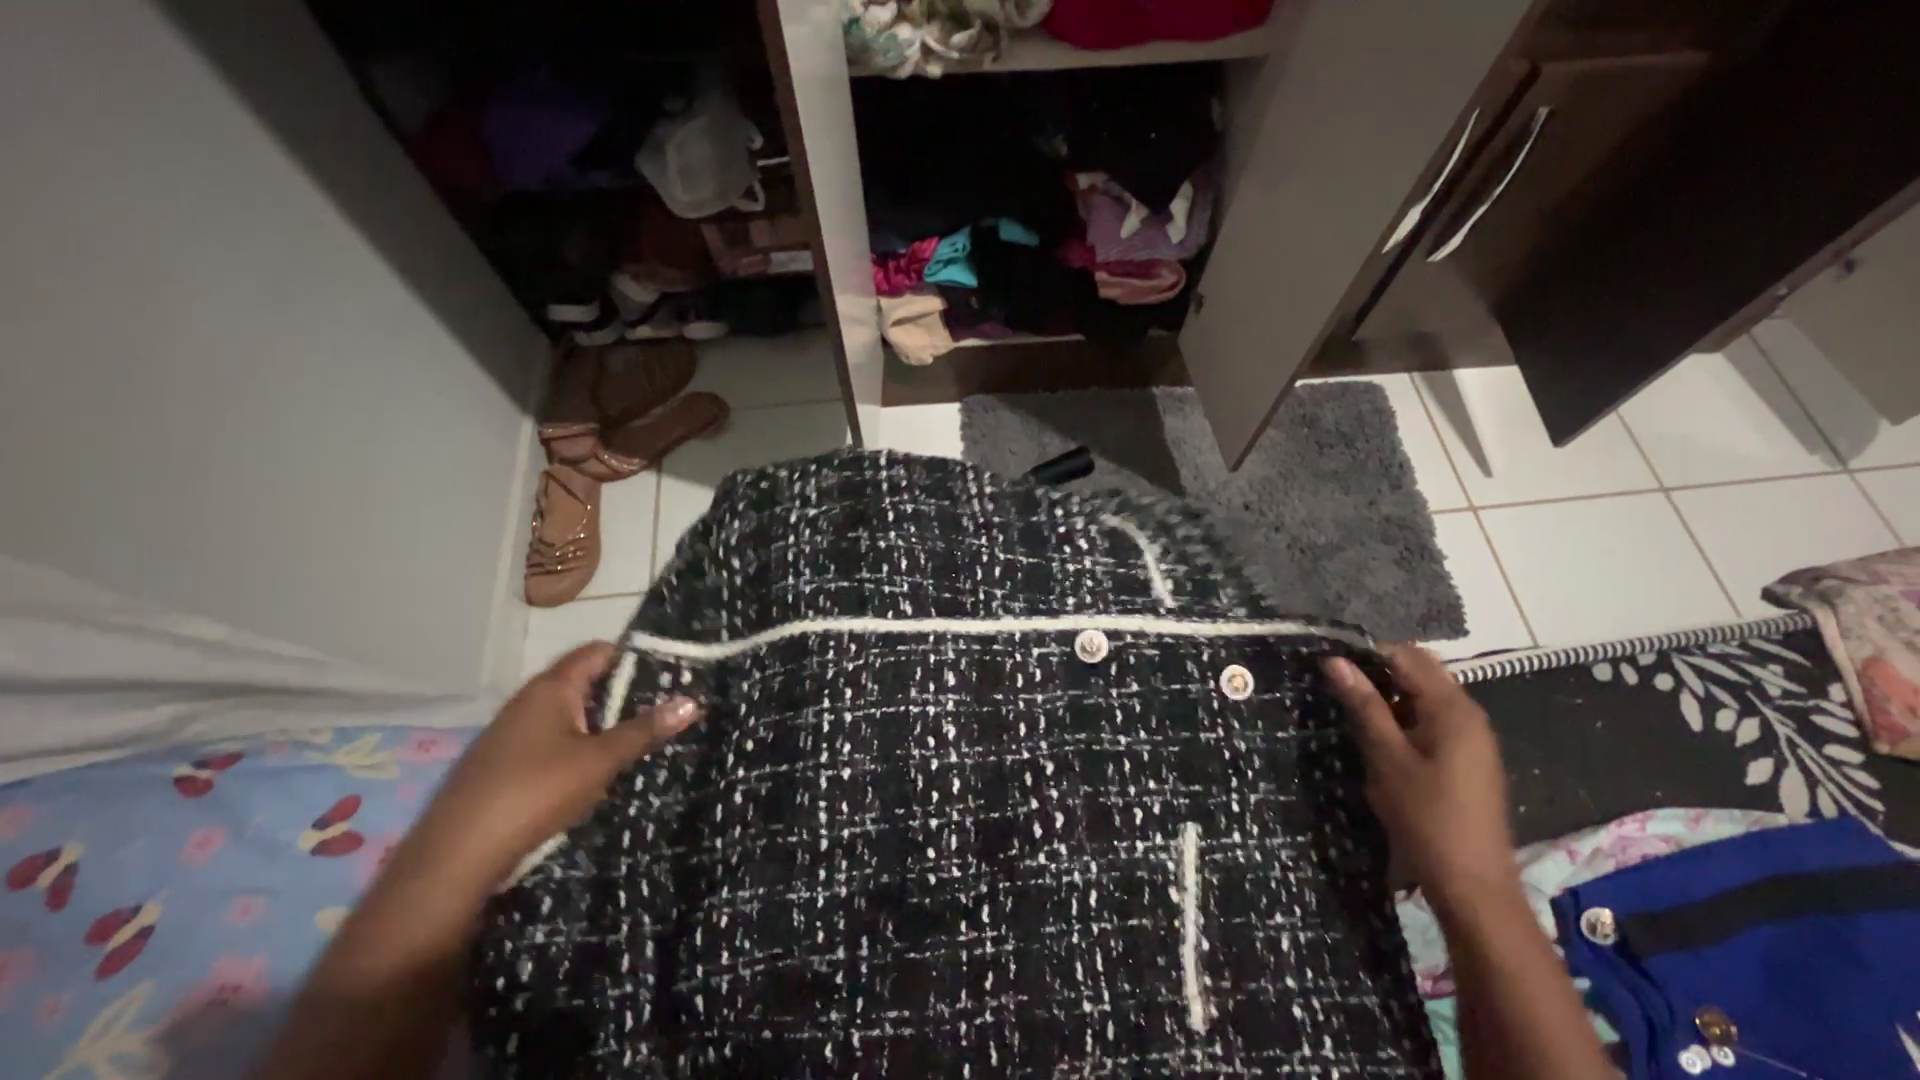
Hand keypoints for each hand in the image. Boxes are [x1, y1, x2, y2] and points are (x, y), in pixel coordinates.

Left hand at [406, 643, 702, 891]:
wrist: (459, 853)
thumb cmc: (535, 791)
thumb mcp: (600, 761)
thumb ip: (643, 731)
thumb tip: (691, 702)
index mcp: (550, 688)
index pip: (597, 652)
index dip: (633, 656)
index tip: (670, 672)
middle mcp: (528, 702)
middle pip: (583, 684)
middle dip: (623, 696)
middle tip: (666, 710)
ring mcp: (511, 734)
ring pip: (567, 717)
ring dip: (600, 727)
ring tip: (640, 742)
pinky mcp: (503, 765)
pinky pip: (550, 744)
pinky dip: (577, 750)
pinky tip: (596, 775)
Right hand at [1322, 645, 1516, 916]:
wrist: (1472, 884)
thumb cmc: (1426, 818)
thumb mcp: (1387, 759)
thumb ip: (1365, 707)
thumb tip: (1336, 662)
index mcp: (1453, 708)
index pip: (1408, 656)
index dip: (1368, 656)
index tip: (1331, 669)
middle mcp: (1469, 715)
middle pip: (1420, 674)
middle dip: (1378, 678)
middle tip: (1338, 695)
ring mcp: (1472, 739)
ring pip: (1424, 701)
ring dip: (1389, 704)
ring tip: (1353, 720)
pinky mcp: (1468, 760)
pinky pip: (1432, 724)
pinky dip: (1405, 725)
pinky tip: (1380, 746)